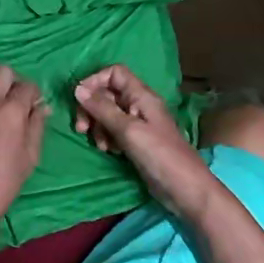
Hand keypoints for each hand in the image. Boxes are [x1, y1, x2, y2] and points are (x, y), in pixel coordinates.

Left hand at [0, 65, 46, 228]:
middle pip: (1, 71)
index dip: (35, 93)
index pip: (27, 85)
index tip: (38, 106)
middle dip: (14, 79)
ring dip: (0, 93)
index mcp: (11, 108)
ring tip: (8, 116)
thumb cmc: (7, 176)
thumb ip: (37, 125)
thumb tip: (42, 108)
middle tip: (21, 100)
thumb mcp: (31, 153)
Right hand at [74, 65, 218, 217]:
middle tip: (81, 129)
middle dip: (92, 109)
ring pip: (109, 114)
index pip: (115, 73)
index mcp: (142, 95)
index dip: (95, 81)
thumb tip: (77, 88)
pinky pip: (115, 131)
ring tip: (102, 146)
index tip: (80, 100)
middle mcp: (139, 104)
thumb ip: (103, 109)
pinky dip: (108, 138)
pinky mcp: (137, 141)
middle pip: (108, 94)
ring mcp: (139, 123)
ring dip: (99, 127)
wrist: (185, 190)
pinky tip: (110, 151)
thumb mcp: (128, 130)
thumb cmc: (160, 155)